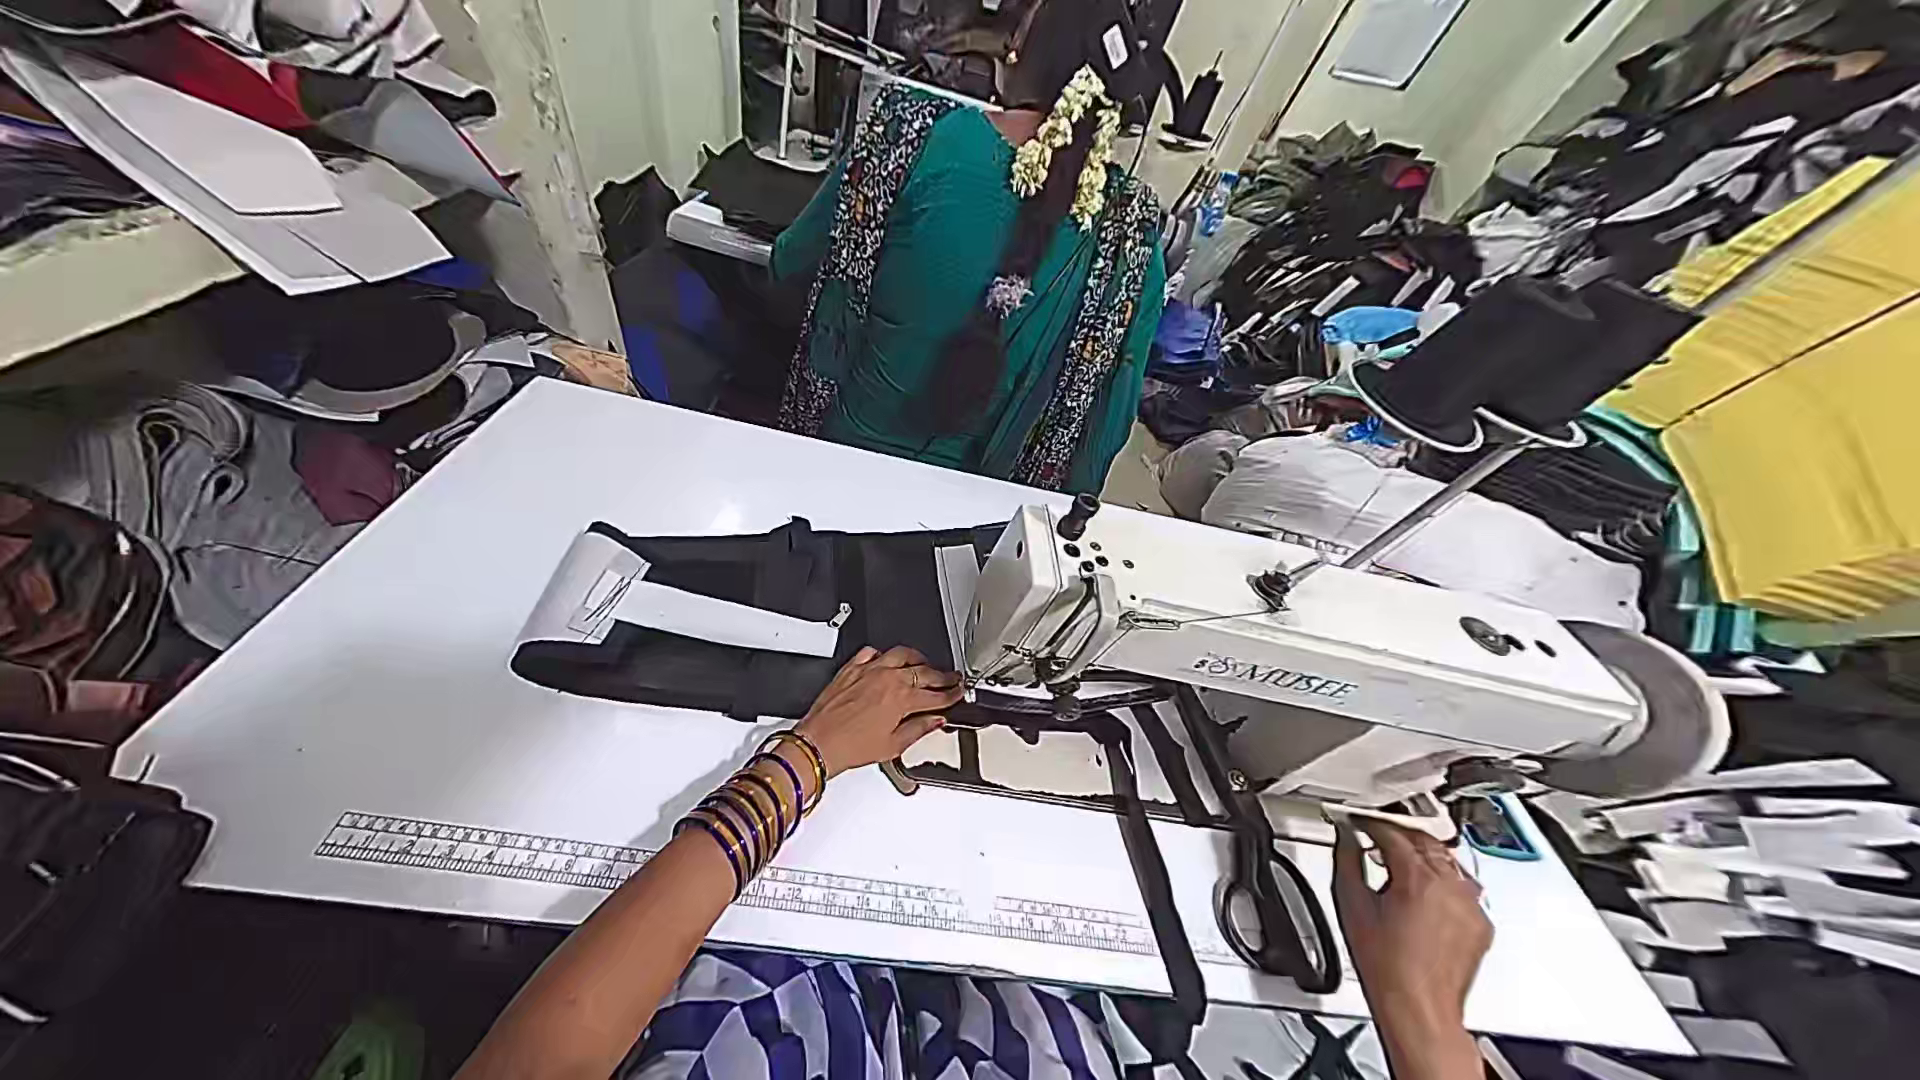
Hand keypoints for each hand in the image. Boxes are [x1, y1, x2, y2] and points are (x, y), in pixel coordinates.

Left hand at [795, 646, 961, 778]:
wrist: (819, 742)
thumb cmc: (850, 745)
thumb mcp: (893, 746)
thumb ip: (919, 729)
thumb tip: (935, 721)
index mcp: (902, 699)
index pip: (936, 694)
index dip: (951, 694)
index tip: (958, 693)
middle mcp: (888, 679)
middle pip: (925, 672)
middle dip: (943, 676)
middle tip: (951, 678)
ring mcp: (870, 670)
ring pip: (902, 654)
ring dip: (918, 658)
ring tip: (924, 663)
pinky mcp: (853, 668)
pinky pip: (873, 652)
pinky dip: (883, 654)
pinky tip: (887, 660)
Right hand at [1332, 818, 1491, 1044]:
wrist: (1417, 1005)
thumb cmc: (1385, 963)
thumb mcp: (1350, 900)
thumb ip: (1345, 857)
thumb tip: (1344, 835)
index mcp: (1418, 878)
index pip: (1391, 832)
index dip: (1368, 823)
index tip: (1355, 823)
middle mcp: (1451, 888)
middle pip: (1423, 839)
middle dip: (1396, 832)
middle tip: (1373, 833)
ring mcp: (1470, 906)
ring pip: (1446, 859)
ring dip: (1420, 852)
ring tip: (1396, 857)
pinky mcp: (1480, 923)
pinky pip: (1462, 885)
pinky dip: (1441, 877)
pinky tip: (1421, 886)